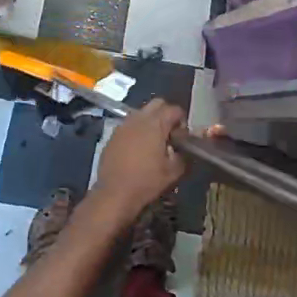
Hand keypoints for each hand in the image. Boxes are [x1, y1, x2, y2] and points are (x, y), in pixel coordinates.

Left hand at [89, 99, 186, 222]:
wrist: (115, 193)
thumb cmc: (147, 181)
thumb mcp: (173, 172)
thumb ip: (183, 155)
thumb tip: (183, 148)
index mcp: (155, 124)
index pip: (174, 109)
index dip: (182, 120)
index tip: (183, 136)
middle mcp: (138, 119)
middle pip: (157, 104)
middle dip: (166, 114)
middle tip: (170, 134)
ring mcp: (123, 125)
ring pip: (141, 113)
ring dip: (150, 121)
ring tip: (154, 141)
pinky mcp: (112, 135)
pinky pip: (129, 125)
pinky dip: (137, 130)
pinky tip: (138, 148)